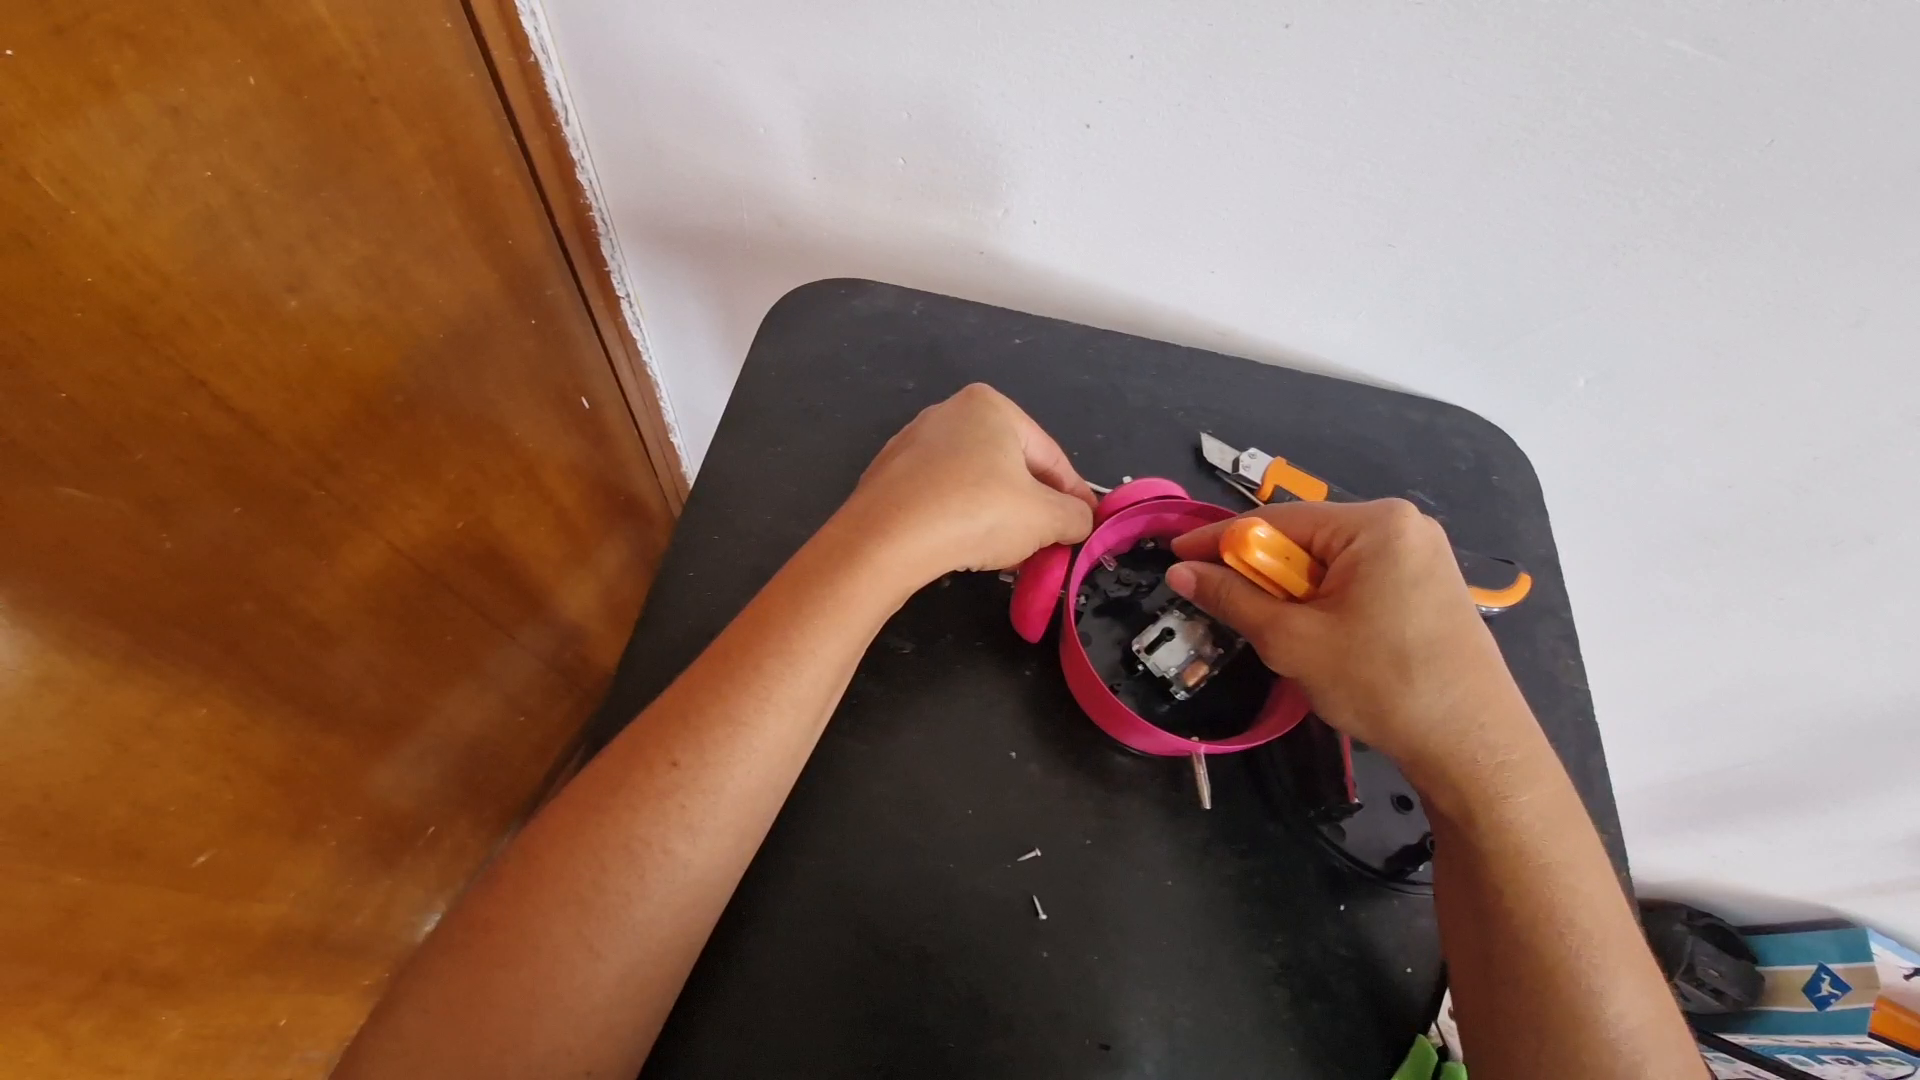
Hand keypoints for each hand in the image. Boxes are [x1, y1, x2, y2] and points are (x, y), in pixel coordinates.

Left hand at [839, 384, 1096, 581]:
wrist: (887, 540)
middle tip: (1048, 545)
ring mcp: (912, 443)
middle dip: (1032, 509)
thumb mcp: (1046, 518)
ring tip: (1008, 554)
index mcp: (991, 406)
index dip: (1074, 496)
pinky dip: (959, 520)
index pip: (1050, 456)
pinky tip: (964, 549)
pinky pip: (940, 498)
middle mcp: (948, 413)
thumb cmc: (977, 513)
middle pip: (1010, 469)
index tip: (1086, 526)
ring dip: (998, 518)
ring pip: (974, 485)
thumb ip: (1075, 516)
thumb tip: (1080, 521)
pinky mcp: (888, 477)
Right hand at [1166, 499, 1532, 781]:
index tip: (1175, 555)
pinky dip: (1322, 603)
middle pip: (1303, 539)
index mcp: (1375, 524)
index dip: (1219, 540)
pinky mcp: (1426, 588)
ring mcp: (1420, 557)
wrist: (1475, 748)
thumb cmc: (1381, 683)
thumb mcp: (1291, 639)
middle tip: (1226, 606)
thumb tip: (1180, 572)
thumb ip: (1231, 598)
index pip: (1276, 520)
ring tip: (1276, 631)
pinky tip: (1318, 637)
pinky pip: (1354, 580)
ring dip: (1291, 593)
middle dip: (1260, 573)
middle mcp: (1402, 527)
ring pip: (1326, 564)